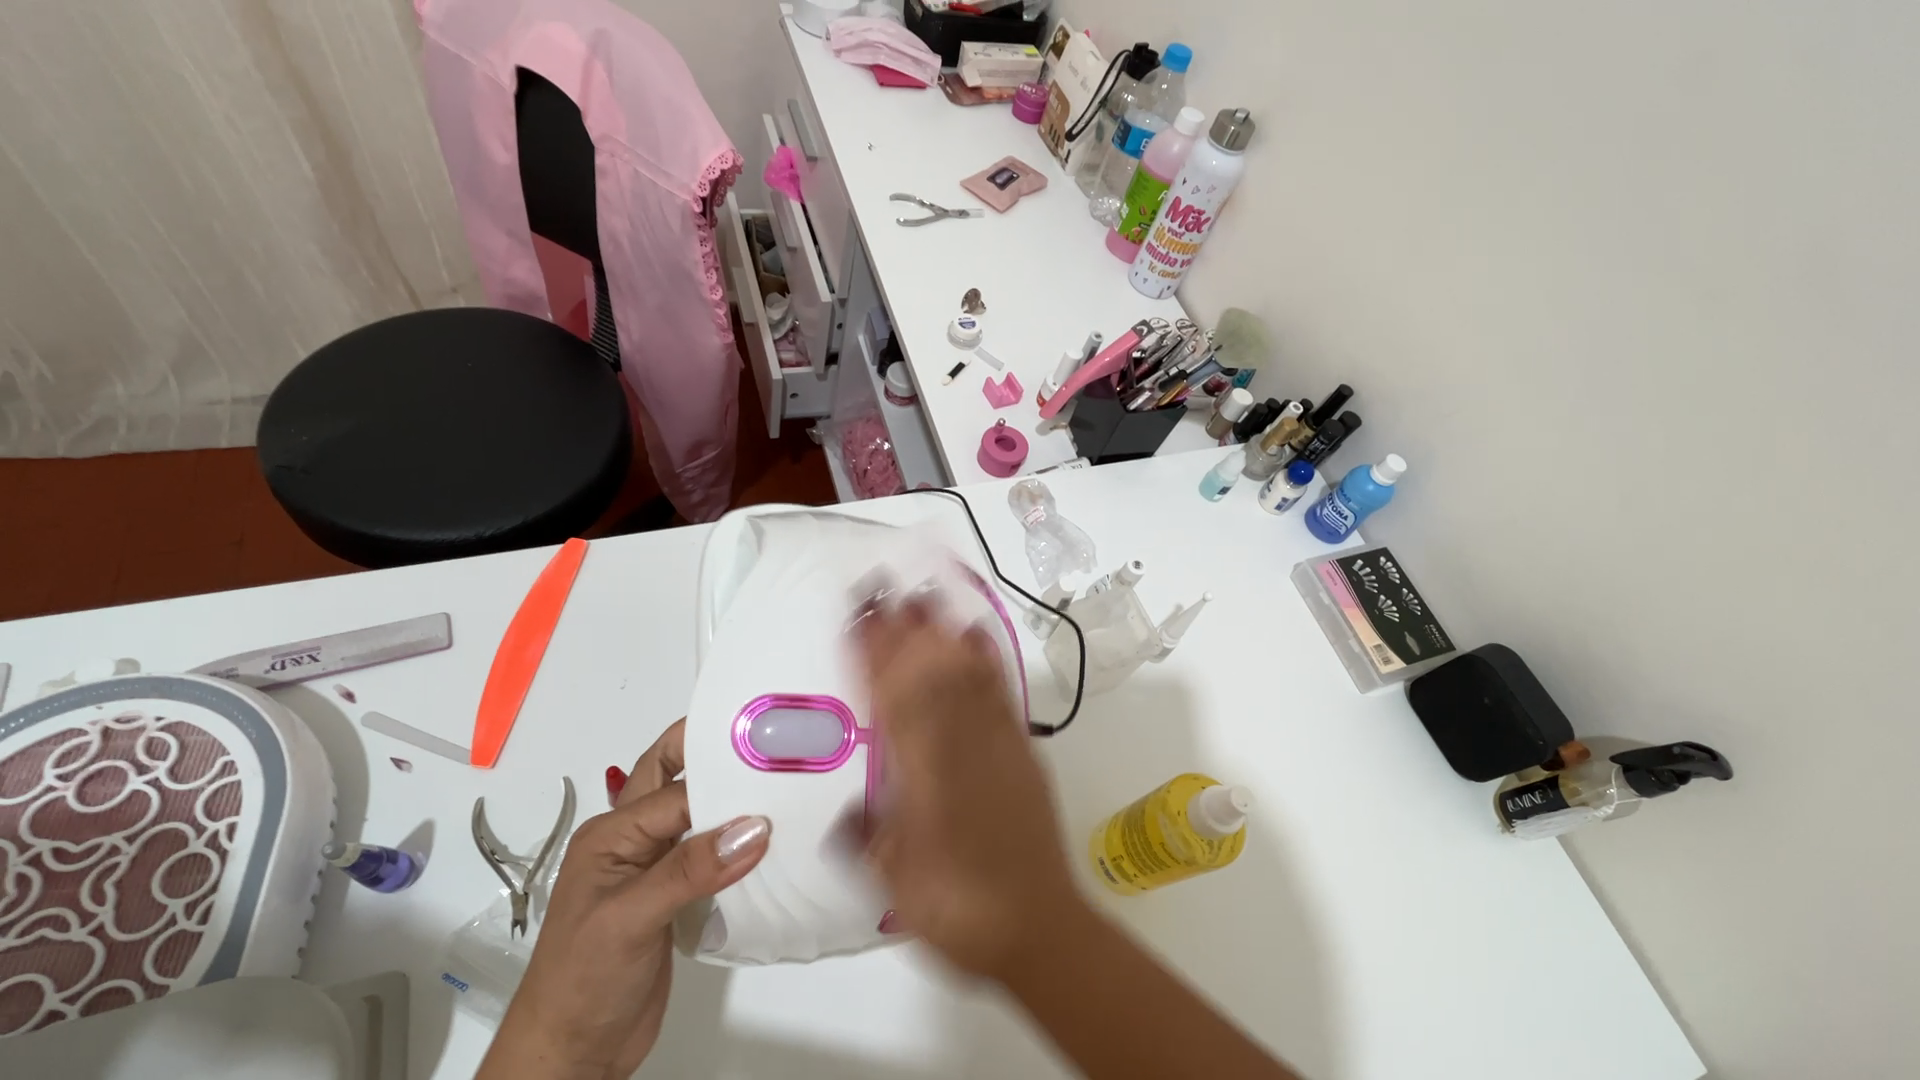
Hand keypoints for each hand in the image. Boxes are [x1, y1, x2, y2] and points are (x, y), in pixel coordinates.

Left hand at [478, 720, 770, 1079]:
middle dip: (716, 759)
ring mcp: (654, 871)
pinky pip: (711, 858)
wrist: (572, 1053)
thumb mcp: (630, 919)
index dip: (723, 776)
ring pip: (697, 819)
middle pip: (675, 782)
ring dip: (733, 804)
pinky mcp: (674, 900)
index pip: (677, 791)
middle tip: (774, 746)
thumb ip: (690, 870)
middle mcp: (633, 842)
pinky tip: (774, 845)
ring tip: (787, 787)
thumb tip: (756, 827)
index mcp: (611, 834)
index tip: (778, 764)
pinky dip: (739, 846)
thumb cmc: (584, 979)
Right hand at [856, 597, 1088, 982]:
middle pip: (928, 678)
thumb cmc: (959, 912)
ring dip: (941, 632)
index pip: (891, 702)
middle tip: (883, 588)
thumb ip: (867, 839)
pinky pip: (1003, 696)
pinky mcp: (1025, 754)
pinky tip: (976, 636)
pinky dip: (987, 660)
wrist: (1039, 929)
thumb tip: (849, 812)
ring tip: (922, 595)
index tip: (856, 620)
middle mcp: (959, 752)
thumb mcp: (895, 884)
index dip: (872, 657)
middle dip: (902, 630)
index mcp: (921, 780)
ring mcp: (998, 748)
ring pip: (965, 677)